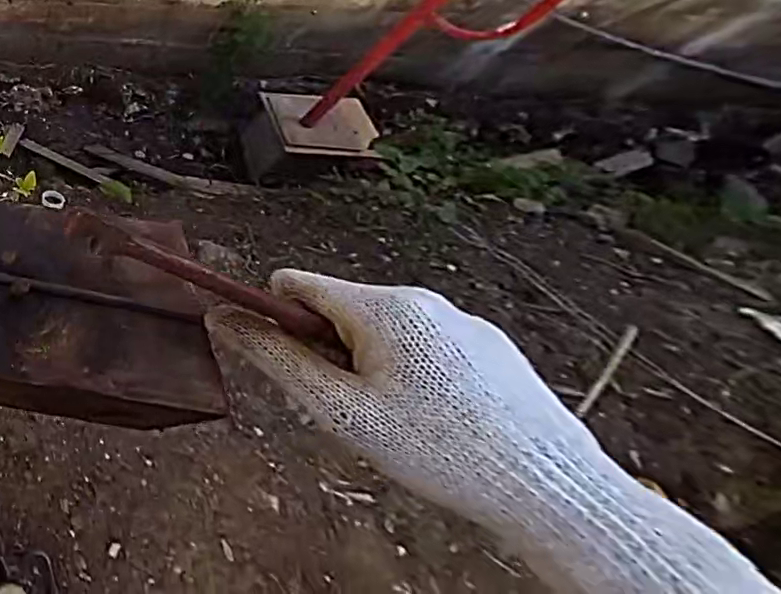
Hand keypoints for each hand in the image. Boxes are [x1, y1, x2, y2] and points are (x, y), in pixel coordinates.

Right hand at [207, 270, 775, 592]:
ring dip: (369, 359)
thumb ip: (274, 357)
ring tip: (402, 416)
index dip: (278, 317)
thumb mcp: (340, 411)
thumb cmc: (442, 453)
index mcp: (379, 305)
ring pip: (379, 325)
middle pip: (336, 306)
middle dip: (330, 347)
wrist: (558, 497)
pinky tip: (439, 415)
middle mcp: (417, 298)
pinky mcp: (487, 341)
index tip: (293, 360)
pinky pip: (423, 339)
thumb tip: (223, 319)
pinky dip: (412, 366)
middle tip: (355, 405)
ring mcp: (457, 317)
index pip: (294, 283)